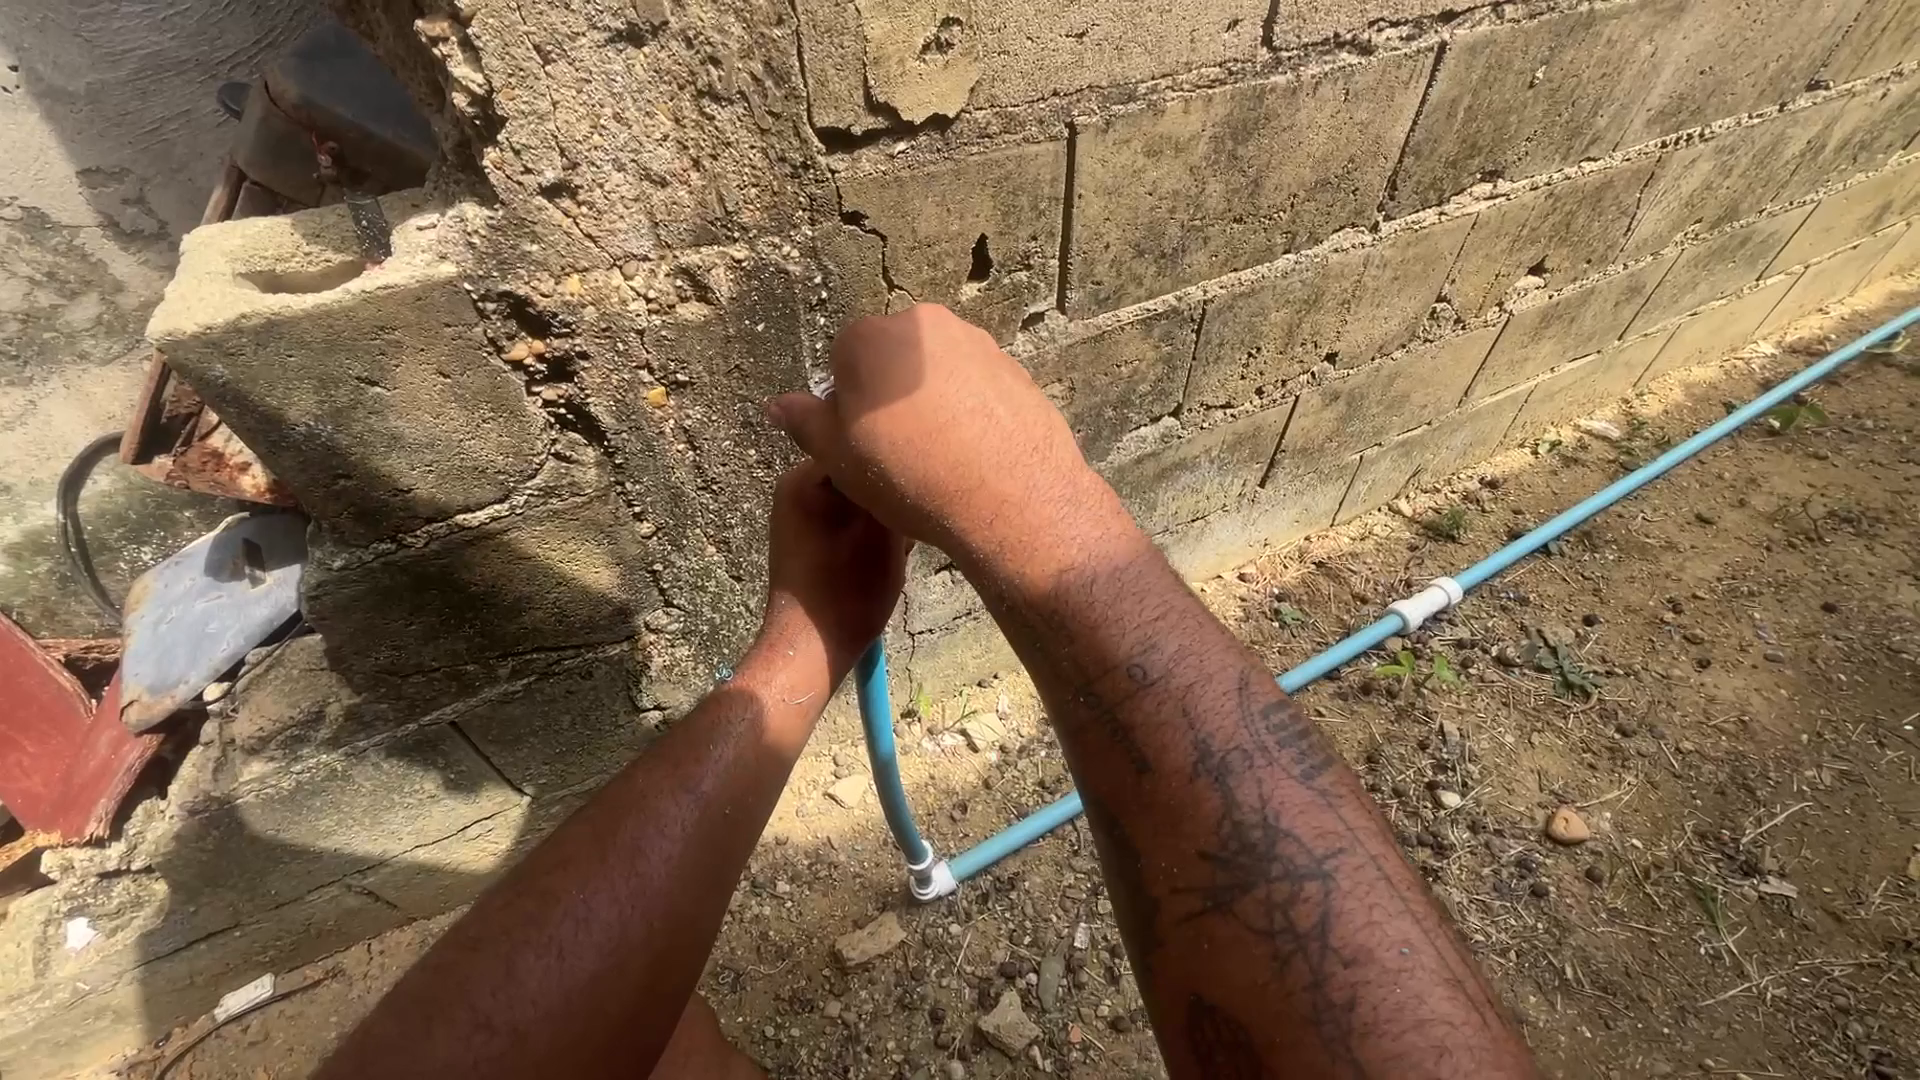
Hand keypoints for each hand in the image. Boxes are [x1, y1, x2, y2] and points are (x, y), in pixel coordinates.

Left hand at [756, 459, 906, 686]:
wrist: (811, 648)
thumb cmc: (848, 590)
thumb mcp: (882, 532)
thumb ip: (891, 487)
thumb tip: (911, 459)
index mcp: (804, 477)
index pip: (860, 442)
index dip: (898, 460)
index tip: (925, 481)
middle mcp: (796, 487)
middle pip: (862, 469)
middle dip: (892, 491)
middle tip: (919, 516)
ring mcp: (801, 514)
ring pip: (862, 495)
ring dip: (887, 512)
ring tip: (906, 539)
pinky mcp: (810, 539)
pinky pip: (851, 518)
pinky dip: (874, 531)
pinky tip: (892, 555)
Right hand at [764, 304, 1106, 569]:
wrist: (1008, 495)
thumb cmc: (908, 475)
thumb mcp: (839, 457)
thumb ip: (805, 423)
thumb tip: (777, 405)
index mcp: (869, 336)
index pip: (842, 364)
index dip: (849, 409)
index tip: (865, 446)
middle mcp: (924, 323)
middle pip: (892, 362)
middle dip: (891, 398)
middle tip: (902, 453)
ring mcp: (976, 341)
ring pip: (936, 373)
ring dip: (932, 404)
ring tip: (941, 458)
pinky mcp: (1015, 367)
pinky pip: (977, 386)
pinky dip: (970, 411)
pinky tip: (975, 453)